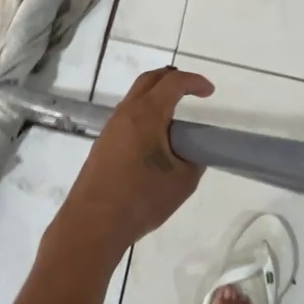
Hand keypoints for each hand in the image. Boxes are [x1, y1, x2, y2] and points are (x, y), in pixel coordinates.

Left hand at [58, 67, 215, 253]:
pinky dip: (145, 115)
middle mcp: (126, 112)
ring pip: (136, 98)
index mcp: (147, 114)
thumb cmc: (141, 199)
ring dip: (156, 97)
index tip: (209, 92)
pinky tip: (153, 140)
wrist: (93, 224)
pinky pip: (127, 116)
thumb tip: (192, 152)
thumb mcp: (182, 182)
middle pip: (150, 80)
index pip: (173, 82)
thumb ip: (193, 160)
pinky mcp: (102, 144)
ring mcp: (111, 127)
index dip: (195, 82)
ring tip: (174, 119)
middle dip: (173, 80)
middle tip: (191, 91)